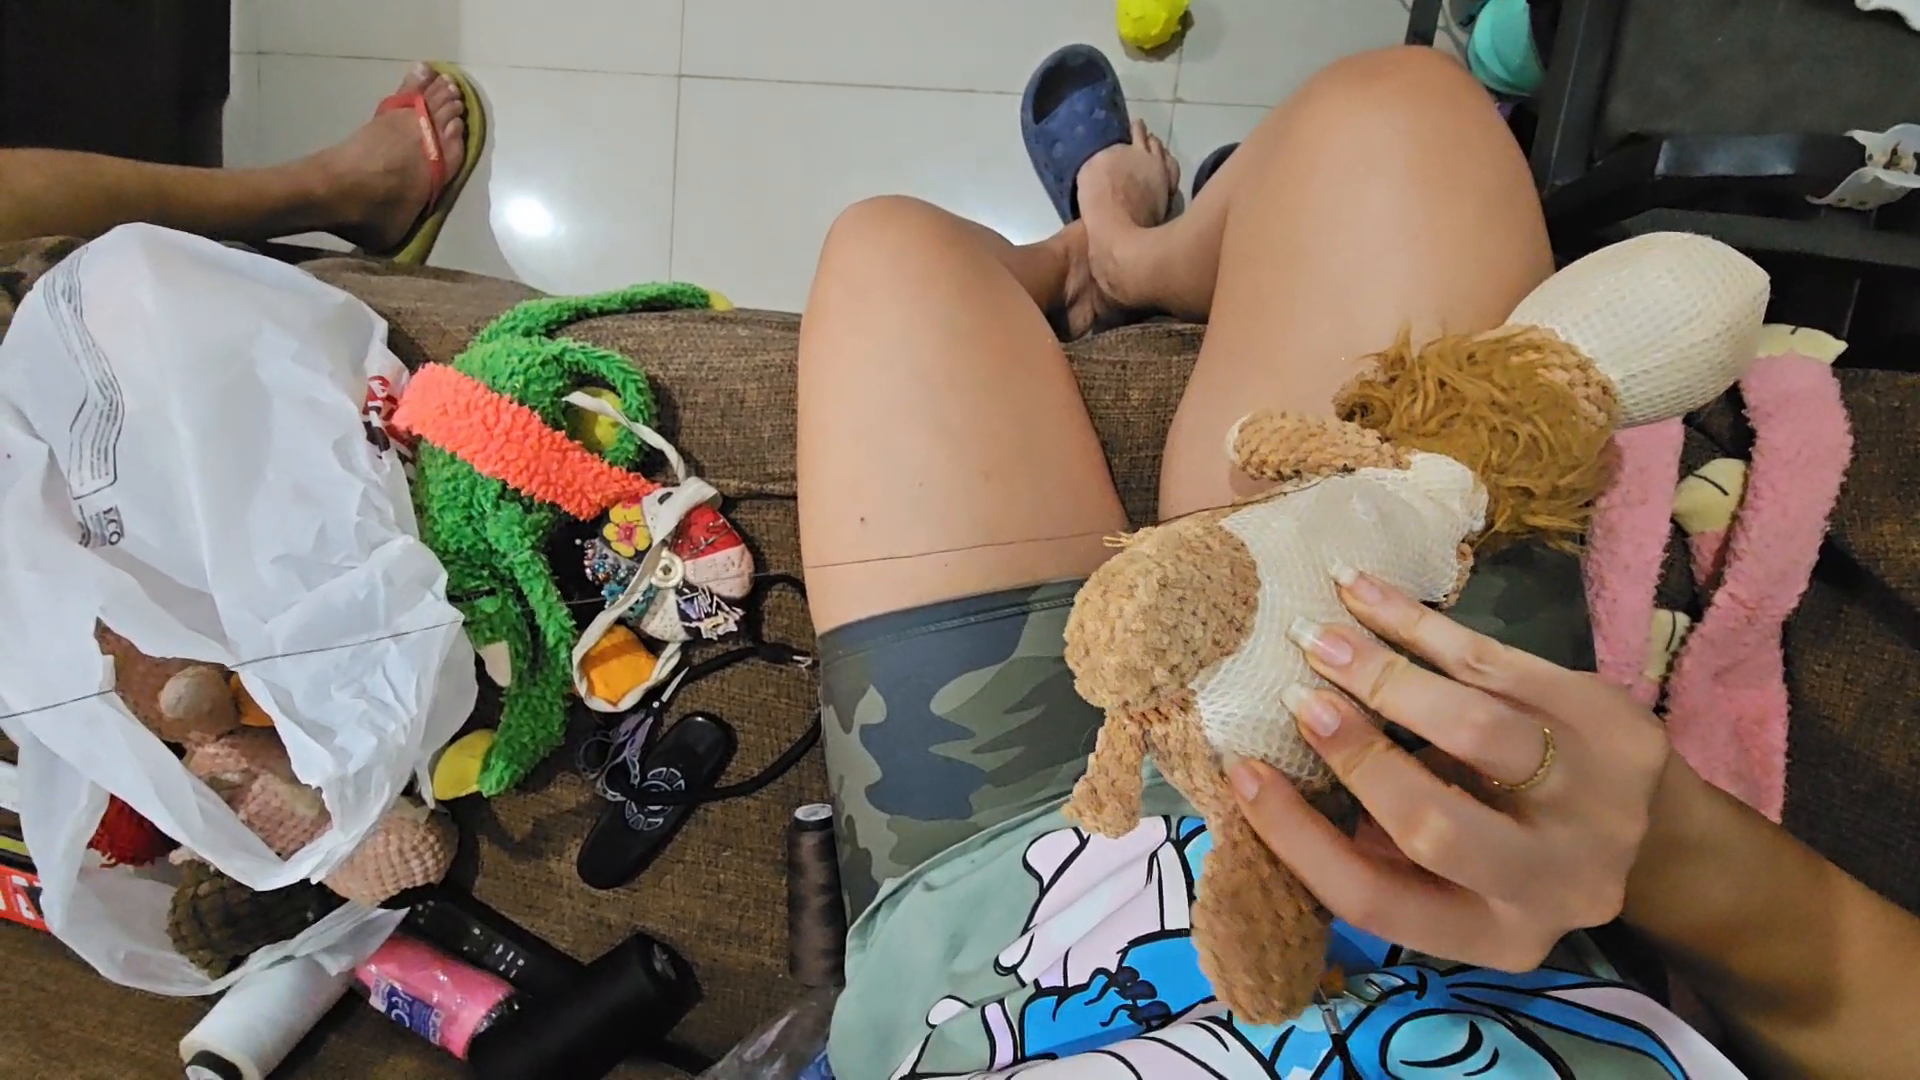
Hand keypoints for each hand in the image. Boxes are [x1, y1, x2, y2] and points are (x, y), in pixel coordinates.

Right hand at [1227, 568, 1669, 971]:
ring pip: (1476, 730)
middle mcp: (1553, 884)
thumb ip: (1361, 834)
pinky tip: (1357, 590)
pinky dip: (1413, 622)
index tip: (1240, 770)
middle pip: (1436, 826)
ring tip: (1319, 636)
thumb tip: (1252, 769)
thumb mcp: (1434, 865)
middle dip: (1356, 756)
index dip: (1294, 834)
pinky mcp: (1615, 727)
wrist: (1641, 823)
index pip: (1372, 897)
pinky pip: (1496, 662)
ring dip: (1383, 676)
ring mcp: (1598, 805)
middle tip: (1296, 696)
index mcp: (1488, 929)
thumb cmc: (1493, 838)